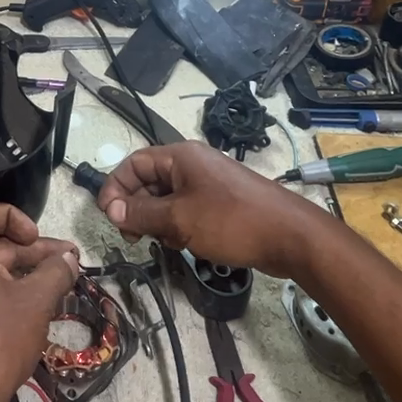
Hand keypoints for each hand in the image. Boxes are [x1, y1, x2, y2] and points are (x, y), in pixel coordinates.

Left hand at [0, 204, 78, 401]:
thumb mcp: (35, 302)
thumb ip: (55, 273)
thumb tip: (68, 258)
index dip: (14, 216)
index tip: (36, 237)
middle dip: (33, 251)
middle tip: (68, 260)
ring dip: (26, 273)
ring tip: (60, 284)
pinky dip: (11, 292)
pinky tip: (37, 308)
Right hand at [95, 141, 326, 276]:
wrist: (292, 237)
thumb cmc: (232, 221)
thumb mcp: (179, 219)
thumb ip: (142, 213)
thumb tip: (111, 209)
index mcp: (180, 156)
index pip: (134, 163)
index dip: (116, 187)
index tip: (109, 217)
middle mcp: (192, 164)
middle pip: (149, 181)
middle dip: (137, 208)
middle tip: (133, 237)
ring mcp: (208, 184)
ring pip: (167, 198)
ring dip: (158, 220)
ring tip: (165, 242)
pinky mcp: (221, 203)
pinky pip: (187, 209)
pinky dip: (179, 225)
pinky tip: (186, 245)